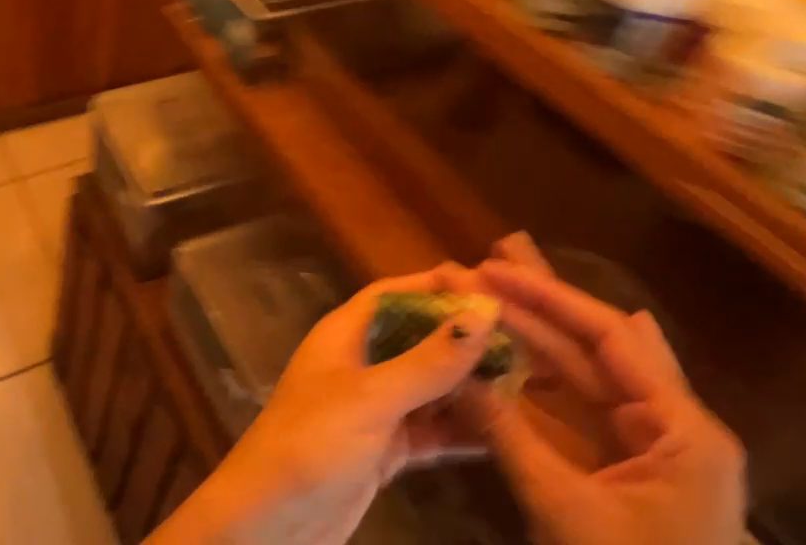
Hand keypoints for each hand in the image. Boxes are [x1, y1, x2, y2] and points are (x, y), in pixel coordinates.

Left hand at [149, 265, 498, 544]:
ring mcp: (373, 408)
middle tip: (530, 342)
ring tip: (533, 384)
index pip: (394, 293)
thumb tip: (484, 310)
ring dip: (472, 385)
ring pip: (430, 386)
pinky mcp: (384, 449)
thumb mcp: (373, 397)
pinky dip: (464, 429)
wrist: (272, 519)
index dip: (439, 287)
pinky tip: (510, 433)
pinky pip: (432, 429)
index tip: (495, 289)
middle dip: (465, 338)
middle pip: (418, 337)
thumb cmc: (312, 442)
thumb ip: (429, 360)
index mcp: (344, 334)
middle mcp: (359, 362)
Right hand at [465, 244, 746, 544]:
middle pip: (597, 350)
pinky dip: (546, 378)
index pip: (609, 338)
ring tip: (492, 291)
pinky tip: (522, 347)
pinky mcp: (632, 470)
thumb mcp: (565, 509)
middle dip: (537, 308)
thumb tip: (453, 373)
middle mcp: (676, 427)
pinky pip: (584, 409)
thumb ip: (507, 433)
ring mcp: (656, 449)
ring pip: (590, 375)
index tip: (490, 269)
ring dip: (538, 337)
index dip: (546, 297)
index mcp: (684, 431)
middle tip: (480, 270)